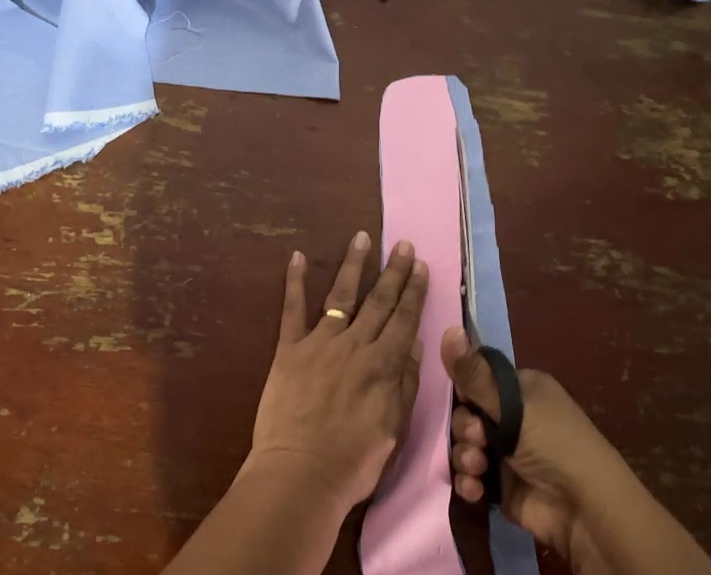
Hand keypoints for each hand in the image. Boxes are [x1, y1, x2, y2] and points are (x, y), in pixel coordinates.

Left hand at [245, 231, 430, 510]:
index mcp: (384, 365)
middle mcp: (355, 345)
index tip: (421, 265)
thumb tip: (414, 342)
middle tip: (401, 244)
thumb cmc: (354, 461)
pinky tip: (298, 257)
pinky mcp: (289, 349)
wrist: (301, 473)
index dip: (414, 291)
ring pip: (341, 296)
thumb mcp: (395, 427)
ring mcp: (320, 343)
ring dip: (353, 265)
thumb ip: (404, 383)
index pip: (404, 319)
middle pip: (378, 301)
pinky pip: (292, 309)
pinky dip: (295, 281)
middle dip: (393, 271)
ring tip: (362, 237)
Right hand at [442, 326, 614, 560]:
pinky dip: (468, 482)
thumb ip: (474, 375)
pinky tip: (476, 489)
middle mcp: (511, 418)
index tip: (462, 401)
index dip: (463, 390)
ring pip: (464, 446)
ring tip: (479, 468)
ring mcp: (503, 453)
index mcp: (519, 390)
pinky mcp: (498, 485)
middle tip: (478, 438)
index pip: (476, 379)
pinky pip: (469, 476)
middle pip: (465, 414)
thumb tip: (448, 329)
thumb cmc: (554, 444)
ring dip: (465, 456)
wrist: (583, 509)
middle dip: (465, 428)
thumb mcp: (513, 406)